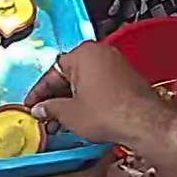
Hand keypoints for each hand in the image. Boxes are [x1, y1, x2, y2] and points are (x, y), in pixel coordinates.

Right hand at [25, 42, 176, 151]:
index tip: (32, 104)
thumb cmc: (109, 113)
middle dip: (55, 96)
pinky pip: (99, 84)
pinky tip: (80, 115)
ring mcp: (115, 63)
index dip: (39, 92)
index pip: (52, 72)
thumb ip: (50, 108)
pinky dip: (87, 97)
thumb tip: (41, 109)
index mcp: (82, 54)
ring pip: (84, 80)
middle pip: (69, 74)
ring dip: (71, 98)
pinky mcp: (126, 77)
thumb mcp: (69, 113)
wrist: (144, 123)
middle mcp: (99, 53)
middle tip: (45, 114)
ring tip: (60, 119)